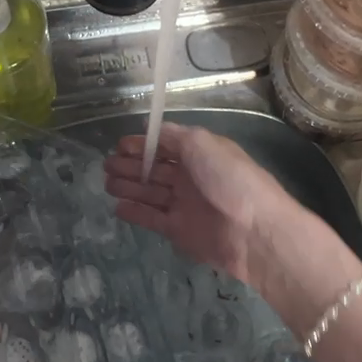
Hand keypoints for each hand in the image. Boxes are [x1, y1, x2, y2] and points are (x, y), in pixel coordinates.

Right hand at [102, 123, 299, 286]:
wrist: (254, 231)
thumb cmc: (229, 178)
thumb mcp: (202, 143)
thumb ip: (174, 136)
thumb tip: (152, 129)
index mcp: (199, 153)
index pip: (165, 145)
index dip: (142, 145)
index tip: (119, 146)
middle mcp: (191, 177)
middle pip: (155, 169)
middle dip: (131, 165)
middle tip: (106, 165)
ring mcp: (185, 205)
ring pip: (151, 193)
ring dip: (129, 186)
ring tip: (106, 183)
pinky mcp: (180, 232)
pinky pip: (153, 218)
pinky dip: (135, 212)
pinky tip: (117, 206)